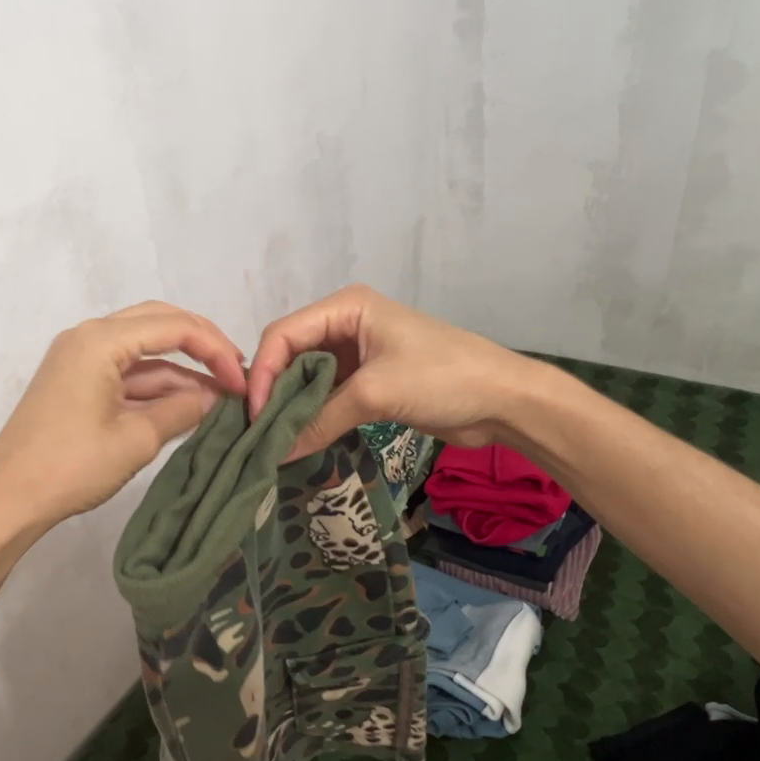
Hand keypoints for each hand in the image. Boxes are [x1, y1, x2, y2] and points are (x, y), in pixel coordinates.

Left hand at [0, 302, 248, 530]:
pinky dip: (156, 385)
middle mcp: (87, 337)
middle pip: (157, 324)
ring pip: (142, 350)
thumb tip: (213, 398)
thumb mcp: (136, 439)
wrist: (9, 498)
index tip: (242, 379)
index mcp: (100, 340)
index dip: (214, 348)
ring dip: (180, 369)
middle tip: (235, 371)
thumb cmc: (71, 466)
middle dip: (200, 345)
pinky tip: (187, 403)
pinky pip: (125, 371)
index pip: (172, 326)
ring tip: (220, 394)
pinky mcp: (76, 382)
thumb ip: (181, 410)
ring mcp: (79, 359)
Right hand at [246, 284, 547, 461]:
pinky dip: (313, 415)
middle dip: (274, 391)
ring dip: (292, 406)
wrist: (504, 399)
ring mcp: (357, 353)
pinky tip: (299, 438)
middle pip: (291, 355)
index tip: (255, 415)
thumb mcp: (376, 394)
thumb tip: (274, 453)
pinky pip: (327, 396)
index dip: (263, 373)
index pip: (283, 334)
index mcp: (345, 307)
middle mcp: (345, 324)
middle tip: (256, 432)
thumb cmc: (441, 378)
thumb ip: (320, 420)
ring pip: (308, 378)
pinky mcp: (369, 381)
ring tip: (272, 440)